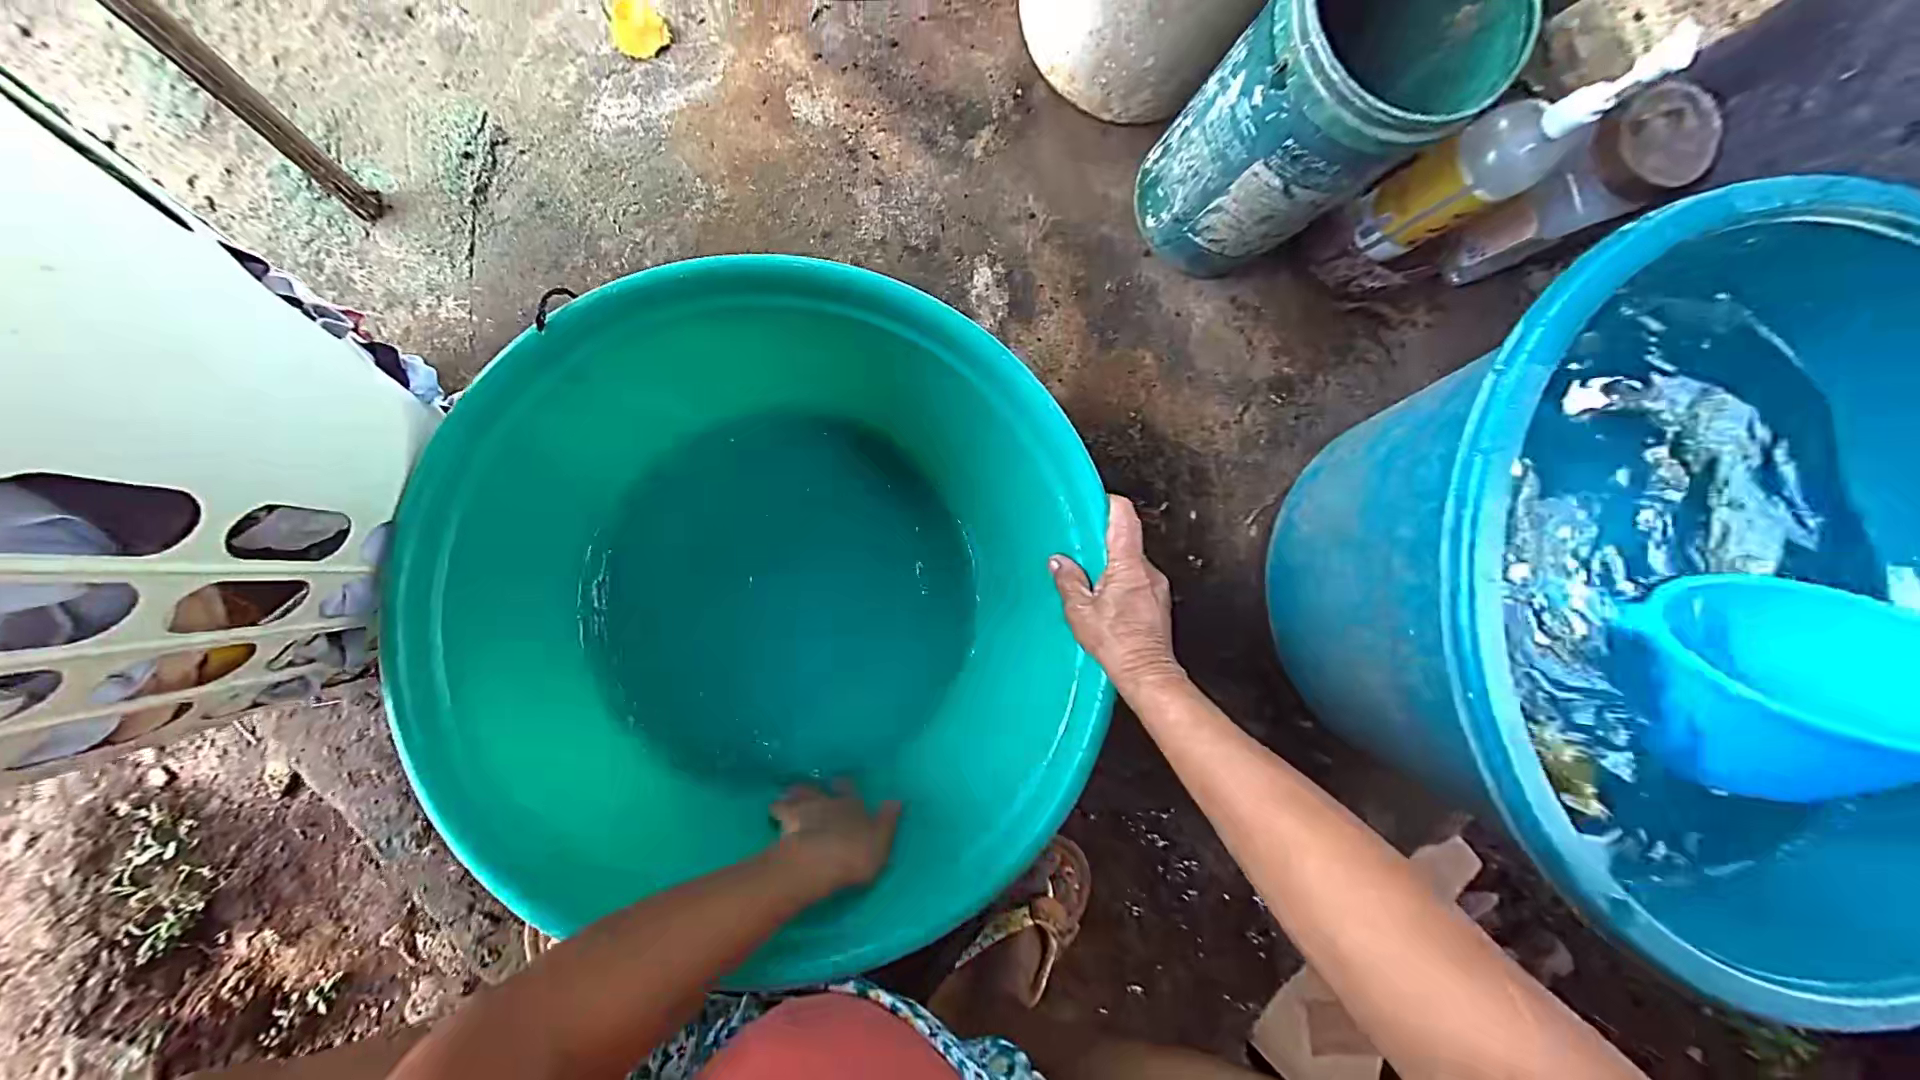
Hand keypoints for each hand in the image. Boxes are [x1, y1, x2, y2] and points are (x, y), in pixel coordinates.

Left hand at [768, 782, 900, 893]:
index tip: (840, 781)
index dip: (845, 786)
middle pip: (819, 789)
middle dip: (814, 788)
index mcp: (852, 806)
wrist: (820, 859)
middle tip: (807, 788)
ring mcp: (805, 809)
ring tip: (786, 798)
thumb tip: (897, 799)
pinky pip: (778, 810)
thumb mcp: (882, 841)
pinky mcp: (785, 821)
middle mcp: (828, 802)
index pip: (849, 790)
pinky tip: (772, 812)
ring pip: (797, 794)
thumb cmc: (857, 853)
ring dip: (793, 795)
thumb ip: (888, 820)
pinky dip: (776, 809)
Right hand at [1050, 495, 1186, 694]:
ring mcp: (1155, 586)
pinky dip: (1120, 582)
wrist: (1146, 673)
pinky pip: (1136, 579)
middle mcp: (1147, 570)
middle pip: (1125, 538)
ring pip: (1130, 561)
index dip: (1107, 504)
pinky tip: (1104, 600)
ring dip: (1110, 565)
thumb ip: (1068, 581)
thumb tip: (1060, 563)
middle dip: (1101, 542)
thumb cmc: (1119, 645)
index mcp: (1128, 565)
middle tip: (1079, 550)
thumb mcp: (1080, 612)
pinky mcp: (1157, 601)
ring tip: (1089, 582)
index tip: (1092, 503)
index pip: (1124, 517)